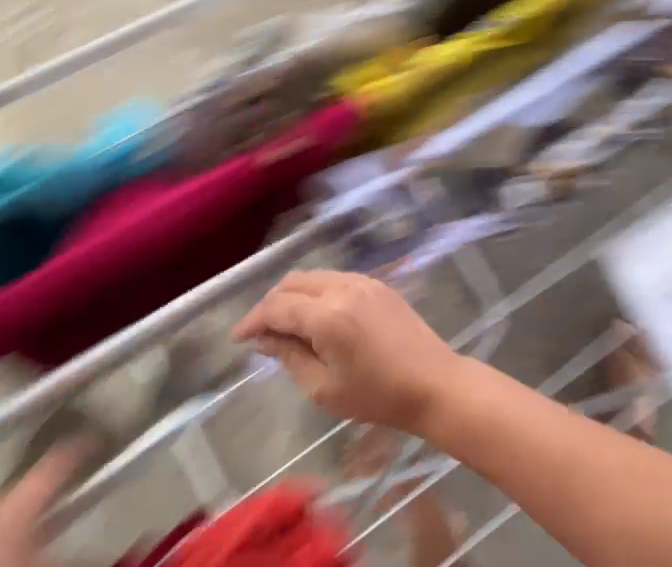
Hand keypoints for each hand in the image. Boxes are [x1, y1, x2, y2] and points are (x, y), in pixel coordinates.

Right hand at [233, 271, 466, 432]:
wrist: (434, 383)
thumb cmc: (377, 395)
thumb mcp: (324, 388)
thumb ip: (290, 356)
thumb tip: (264, 339)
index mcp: (327, 315)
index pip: (277, 307)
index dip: (253, 320)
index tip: (238, 338)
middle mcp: (343, 288)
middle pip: (293, 282)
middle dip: (271, 303)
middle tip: (260, 331)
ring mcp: (364, 282)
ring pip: (315, 276)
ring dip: (293, 294)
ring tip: (284, 324)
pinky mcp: (379, 285)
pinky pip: (336, 278)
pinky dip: (317, 291)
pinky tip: (315, 315)